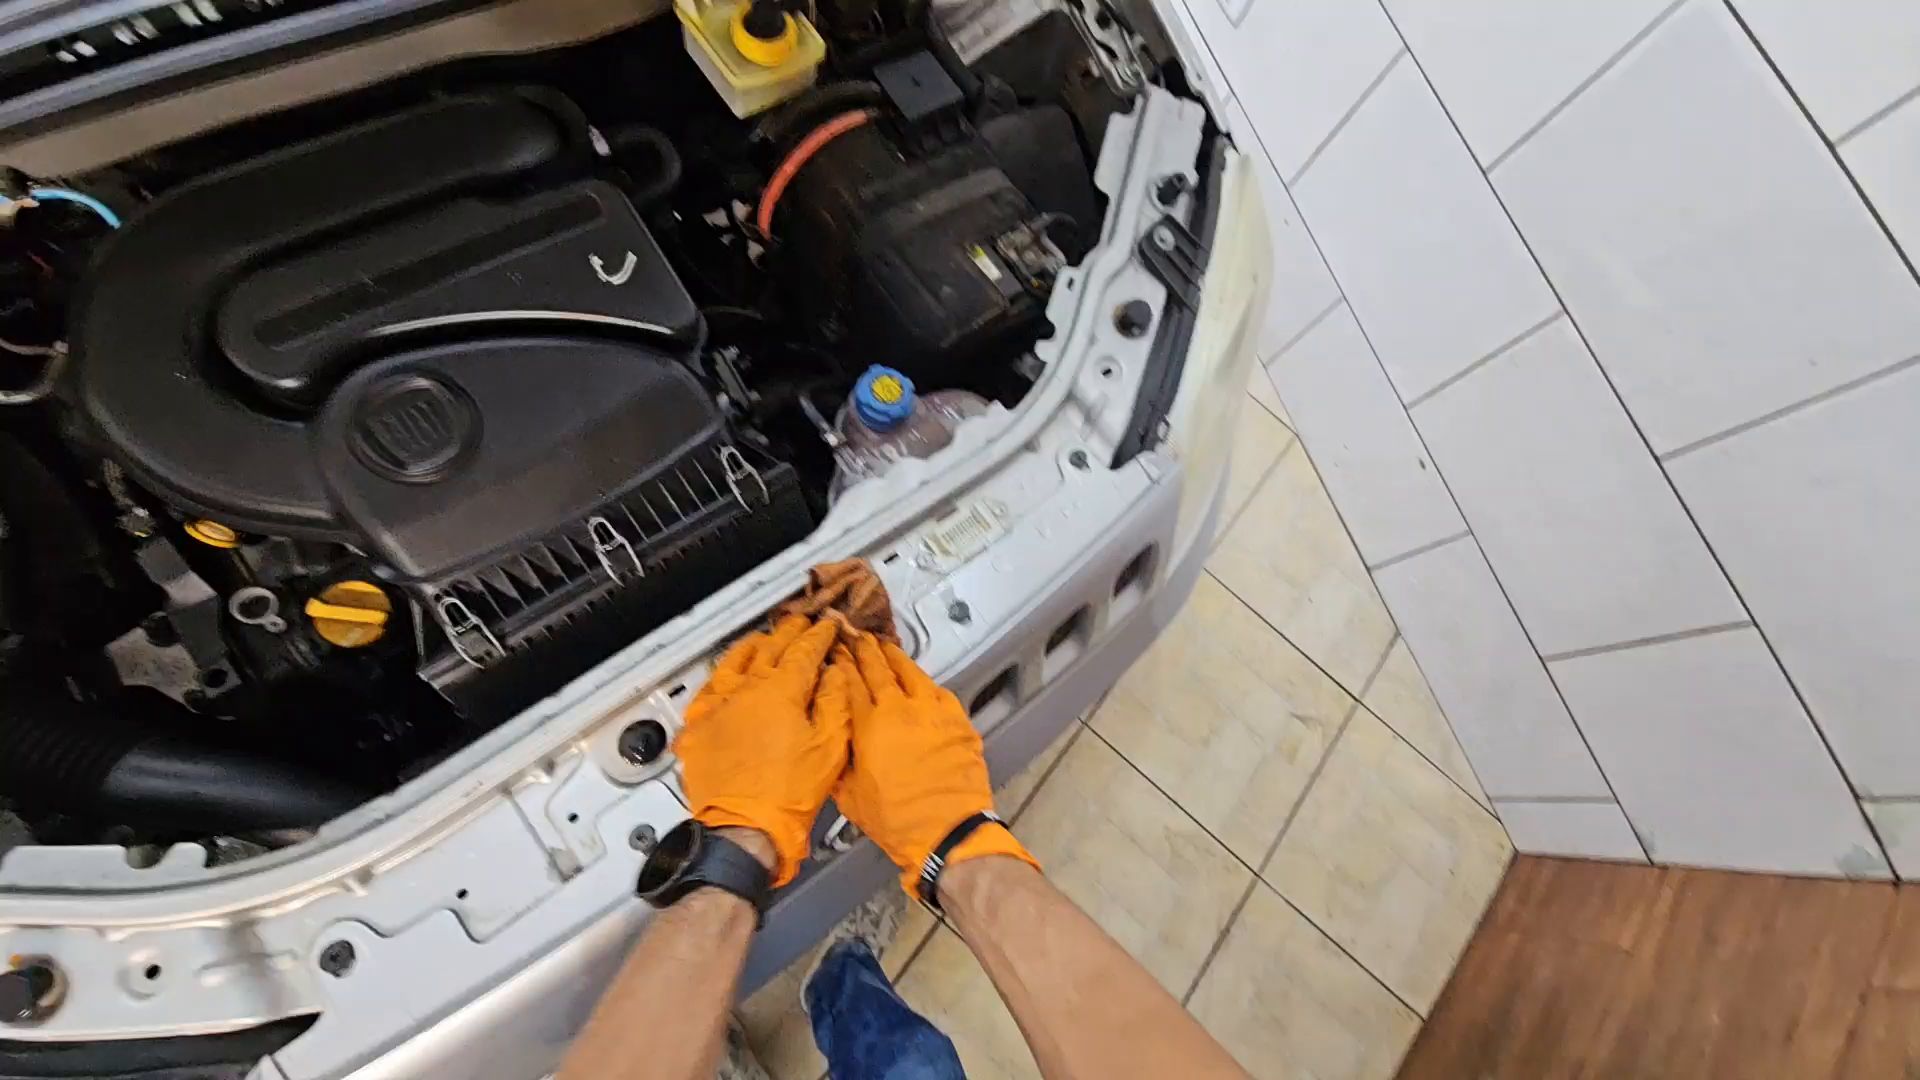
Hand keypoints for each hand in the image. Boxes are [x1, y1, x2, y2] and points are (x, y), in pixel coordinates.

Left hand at [675, 615, 842, 885]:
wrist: (745, 830)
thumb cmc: (788, 793)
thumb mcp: (830, 745)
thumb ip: (834, 700)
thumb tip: (834, 672)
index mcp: (780, 690)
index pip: (804, 650)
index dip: (819, 635)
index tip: (828, 628)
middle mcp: (745, 690)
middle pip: (770, 649)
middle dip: (790, 633)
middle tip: (802, 625)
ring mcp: (718, 708)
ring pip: (734, 662)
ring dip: (753, 647)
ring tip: (763, 640)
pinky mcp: (699, 729)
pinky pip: (707, 691)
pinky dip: (720, 678)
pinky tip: (724, 677)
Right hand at [815, 633, 1037, 895]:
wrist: (948, 830)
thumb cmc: (897, 820)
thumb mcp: (852, 798)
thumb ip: (842, 763)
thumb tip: (837, 745)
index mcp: (870, 725)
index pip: (851, 682)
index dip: (842, 664)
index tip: (836, 651)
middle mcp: (900, 708)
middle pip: (879, 669)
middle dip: (866, 649)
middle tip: (857, 635)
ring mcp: (932, 710)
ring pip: (911, 671)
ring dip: (895, 657)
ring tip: (885, 646)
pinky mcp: (957, 718)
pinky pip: (938, 690)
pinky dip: (925, 682)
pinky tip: (920, 680)